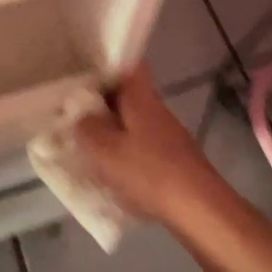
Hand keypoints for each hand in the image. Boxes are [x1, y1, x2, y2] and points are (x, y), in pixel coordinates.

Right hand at [73, 66, 227, 223]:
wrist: (198, 208)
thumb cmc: (149, 172)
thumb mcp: (106, 151)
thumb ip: (87, 130)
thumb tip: (81, 117)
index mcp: (140, 96)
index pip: (127, 63)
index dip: (105, 62)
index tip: (81, 70)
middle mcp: (155, 108)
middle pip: (126, 94)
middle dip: (101, 101)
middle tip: (73, 111)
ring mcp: (166, 133)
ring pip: (132, 121)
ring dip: (111, 129)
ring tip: (85, 143)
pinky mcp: (172, 158)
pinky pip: (141, 145)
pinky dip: (124, 151)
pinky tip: (110, 171)